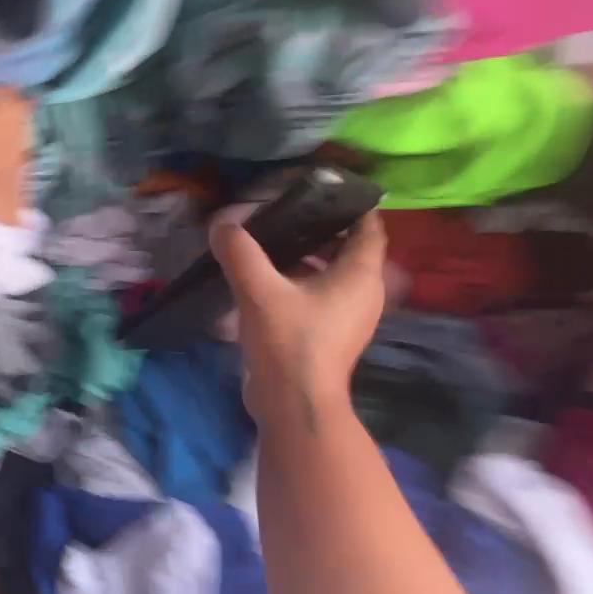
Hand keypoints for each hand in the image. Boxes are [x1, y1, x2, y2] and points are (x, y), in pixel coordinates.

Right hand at [209, 211, 385, 427]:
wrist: (293, 403)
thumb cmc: (289, 341)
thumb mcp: (258, 290)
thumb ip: (240, 252)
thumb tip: (223, 223)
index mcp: (360, 276)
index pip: (369, 228)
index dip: (351, 206)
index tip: (321, 191)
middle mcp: (363, 294)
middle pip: (349, 250)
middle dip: (319, 231)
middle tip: (282, 215)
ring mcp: (347, 317)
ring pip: (331, 275)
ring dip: (305, 258)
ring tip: (267, 246)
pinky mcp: (327, 335)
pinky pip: (318, 295)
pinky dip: (298, 282)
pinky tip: (263, 283)